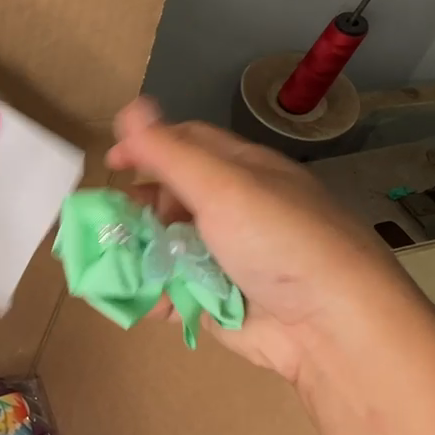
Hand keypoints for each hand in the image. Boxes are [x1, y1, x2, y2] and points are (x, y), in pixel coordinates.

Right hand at [106, 97, 432, 381]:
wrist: (328, 327)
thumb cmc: (279, 242)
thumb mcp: (223, 188)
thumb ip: (170, 154)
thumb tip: (131, 108)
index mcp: (243, 172)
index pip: (187, 144)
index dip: (146, 146)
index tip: (110, 163)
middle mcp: (233, 211)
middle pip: (169, 198)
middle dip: (134, 207)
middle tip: (105, 220)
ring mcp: (223, 257)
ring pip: (164, 246)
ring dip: (135, 252)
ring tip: (107, 260)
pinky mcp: (214, 299)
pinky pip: (169, 290)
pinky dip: (148, 292)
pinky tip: (129, 295)